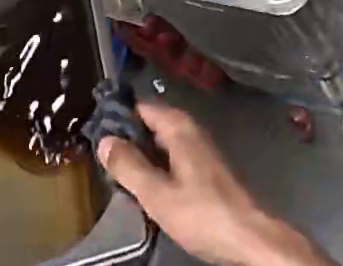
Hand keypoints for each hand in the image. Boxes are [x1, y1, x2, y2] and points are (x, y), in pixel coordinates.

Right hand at [98, 102, 332, 265]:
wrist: (246, 236)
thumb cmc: (202, 211)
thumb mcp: (157, 194)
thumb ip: (129, 167)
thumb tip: (105, 141)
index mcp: (177, 126)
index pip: (140, 107)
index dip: (118, 118)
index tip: (96, 132)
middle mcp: (188, 128)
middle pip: (150, 123)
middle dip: (127, 137)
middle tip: (103, 157)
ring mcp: (198, 146)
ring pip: (160, 141)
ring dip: (141, 153)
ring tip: (118, 172)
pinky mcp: (203, 166)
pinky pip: (170, 155)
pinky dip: (155, 164)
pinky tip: (145, 184)